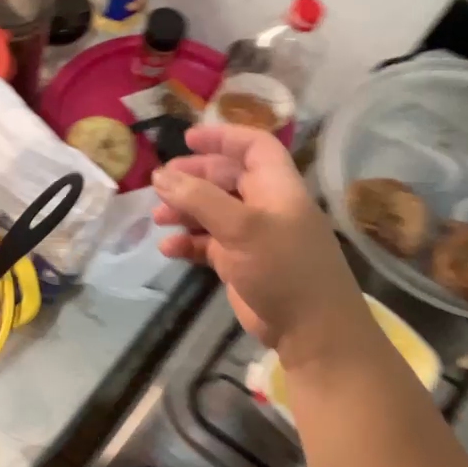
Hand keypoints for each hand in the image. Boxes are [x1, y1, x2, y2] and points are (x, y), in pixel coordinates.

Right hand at [153, 124, 369, 361]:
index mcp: (277, 187)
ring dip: (184, 211)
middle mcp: (265, 206)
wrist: (310, 328)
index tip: (187, 139)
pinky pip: (208, 244)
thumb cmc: (284, 268)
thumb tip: (160, 175)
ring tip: (158, 217)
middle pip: (226, 178)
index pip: (253, 147)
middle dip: (193, 177)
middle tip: (160, 183)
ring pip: (212, 212)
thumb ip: (200, 199)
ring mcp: (252, 237)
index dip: (223, 138)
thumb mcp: (242, 227)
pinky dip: (188, 243)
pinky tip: (168, 249)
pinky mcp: (240, 264)